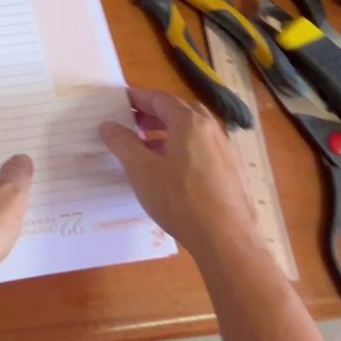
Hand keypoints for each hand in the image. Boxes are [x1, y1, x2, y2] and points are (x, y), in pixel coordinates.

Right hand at [100, 86, 256, 255]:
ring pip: (193, 132)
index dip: (138, 97)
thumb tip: (108, 125)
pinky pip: (203, 150)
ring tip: (147, 148)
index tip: (119, 100)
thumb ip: (122, 143)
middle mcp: (212, 131)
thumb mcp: (141, 170)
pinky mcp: (232, 174)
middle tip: (133, 121)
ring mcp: (226, 153)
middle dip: (155, 113)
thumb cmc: (180, 199)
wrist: (227, 242)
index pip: (160, 99)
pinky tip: (171, 171)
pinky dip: (183, 149)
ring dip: (168, 132)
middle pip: (180, 111)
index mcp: (190, 123)